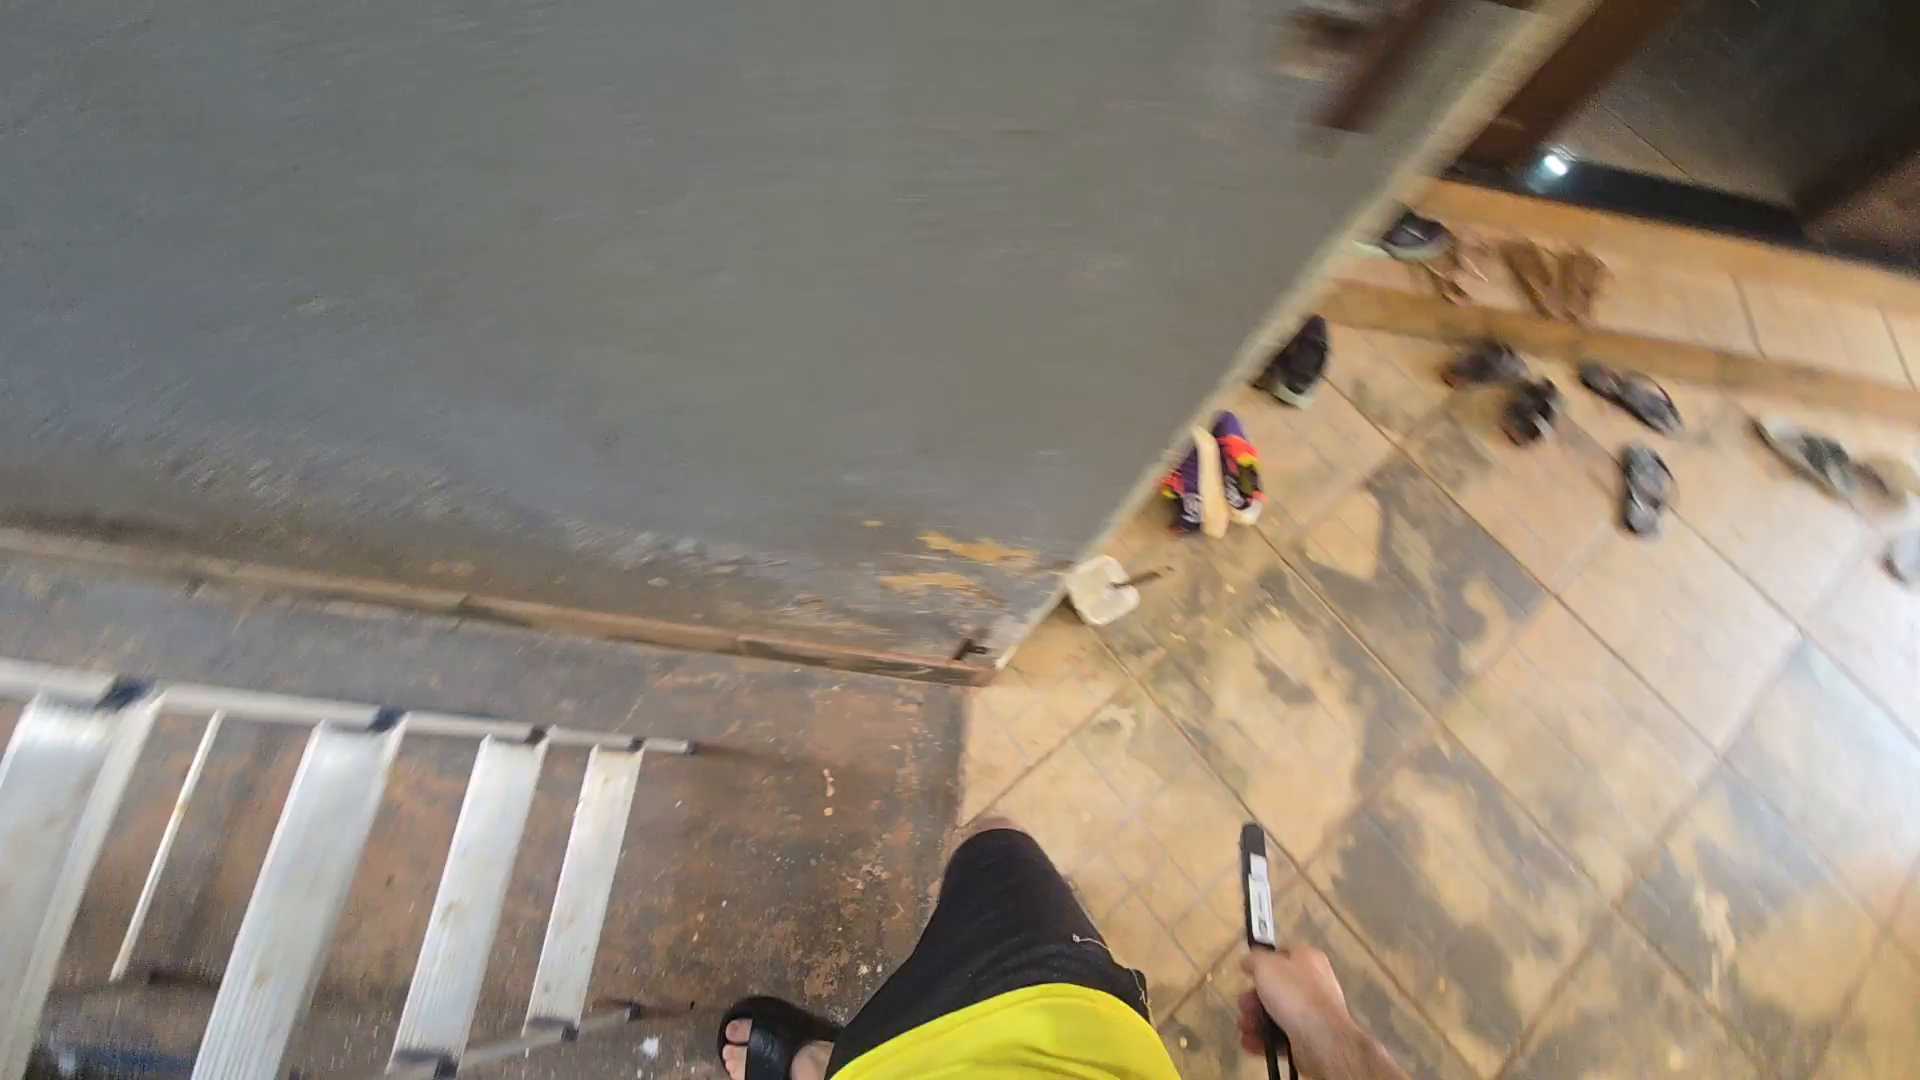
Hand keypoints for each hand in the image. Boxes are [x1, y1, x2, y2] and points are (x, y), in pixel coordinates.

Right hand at [1238, 947, 1359, 1077]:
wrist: (1322, 1040)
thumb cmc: (1293, 992)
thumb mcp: (1265, 964)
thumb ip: (1253, 958)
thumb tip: (1248, 961)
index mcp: (1308, 958)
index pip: (1282, 952)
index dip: (1262, 960)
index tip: (1247, 971)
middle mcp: (1314, 983)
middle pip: (1276, 986)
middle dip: (1253, 997)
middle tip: (1242, 1004)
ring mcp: (1314, 1013)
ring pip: (1277, 1011)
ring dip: (1255, 1019)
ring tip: (1245, 1026)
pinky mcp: (1311, 1038)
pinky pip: (1283, 1033)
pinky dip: (1265, 1038)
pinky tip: (1250, 1041)